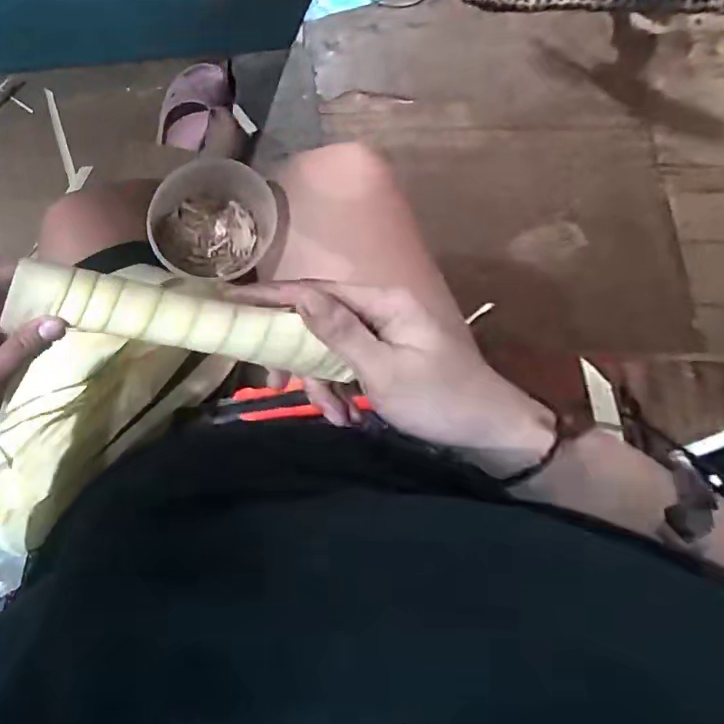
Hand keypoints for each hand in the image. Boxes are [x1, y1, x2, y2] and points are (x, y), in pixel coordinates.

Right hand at [229, 280, 554, 476]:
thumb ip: (339, 331)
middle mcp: (379, 308)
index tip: (230, 301)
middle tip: (277, 387)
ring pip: (324, 347)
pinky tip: (346, 415)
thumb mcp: (384, 369)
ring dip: (320, 383)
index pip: (314, 290)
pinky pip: (341, 363)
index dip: (270, 295)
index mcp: (384, 302)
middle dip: (296, 358)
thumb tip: (299, 297)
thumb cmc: (441, 400)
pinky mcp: (380, 351)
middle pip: (313, 321)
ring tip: (334, 415)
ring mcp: (380, 330)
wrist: (493, 434)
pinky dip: (337, 389)